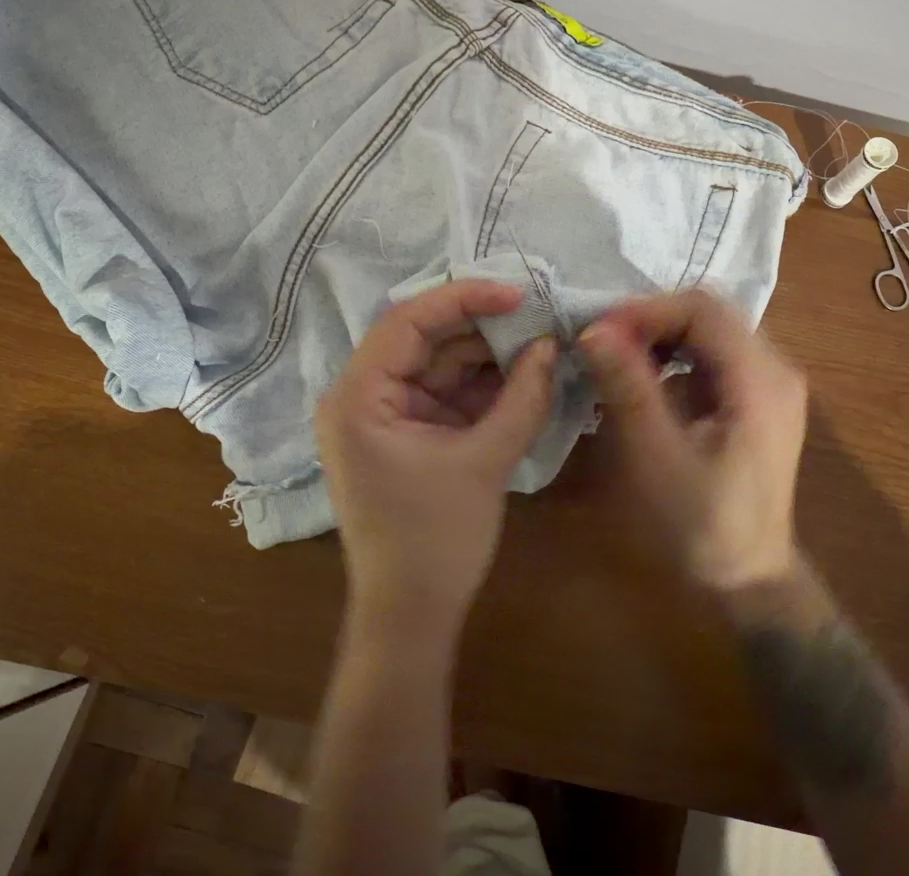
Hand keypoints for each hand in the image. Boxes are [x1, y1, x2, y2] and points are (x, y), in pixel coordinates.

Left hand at [315, 281, 557, 636]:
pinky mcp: (405, 437)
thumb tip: (550, 346)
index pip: (407, 321)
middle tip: (540, 320)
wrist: (412, 614)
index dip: (464, 299)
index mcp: (359, 397)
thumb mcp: (484, 461)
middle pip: (423, 341)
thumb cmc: (436, 540)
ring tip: (541, 346)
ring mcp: (383, 418)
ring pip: (438, 367)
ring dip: (487, 358)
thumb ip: (522, 398)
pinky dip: (482, 388)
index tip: (517, 294)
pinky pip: (444, 397)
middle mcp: (361, 397)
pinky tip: (524, 377)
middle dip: (482, 330)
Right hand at [578, 291, 808, 594]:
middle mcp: (776, 369)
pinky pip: (715, 357)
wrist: (748, 578)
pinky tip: (645, 379)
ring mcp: (771, 384)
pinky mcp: (758, 400)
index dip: (646, 311)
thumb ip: (628, 387)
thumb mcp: (656, 456)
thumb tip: (593, 330)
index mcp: (760, 380)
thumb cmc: (701, 523)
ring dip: (661, 336)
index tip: (597, 333)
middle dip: (651, 320)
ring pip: (711, 332)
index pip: (703, 310)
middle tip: (601, 343)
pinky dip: (676, 357)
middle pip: (710, 314)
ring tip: (616, 358)